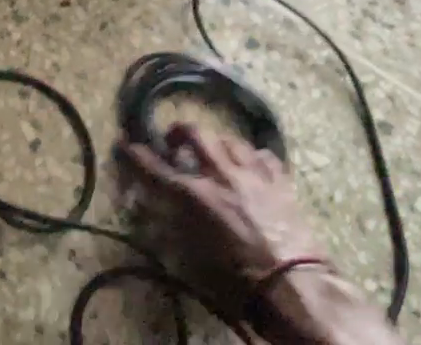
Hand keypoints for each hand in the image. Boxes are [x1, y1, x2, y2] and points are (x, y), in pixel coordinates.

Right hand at [119, 124, 326, 291]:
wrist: (296, 288)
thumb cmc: (239, 282)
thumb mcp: (194, 258)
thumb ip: (175, 225)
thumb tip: (161, 208)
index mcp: (195, 195)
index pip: (155, 167)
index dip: (135, 154)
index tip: (124, 143)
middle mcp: (220, 174)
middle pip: (194, 133)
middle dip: (178, 132)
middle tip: (174, 143)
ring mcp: (253, 174)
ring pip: (229, 139)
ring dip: (216, 143)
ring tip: (214, 155)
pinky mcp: (280, 182)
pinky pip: (263, 155)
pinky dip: (251, 157)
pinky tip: (250, 167)